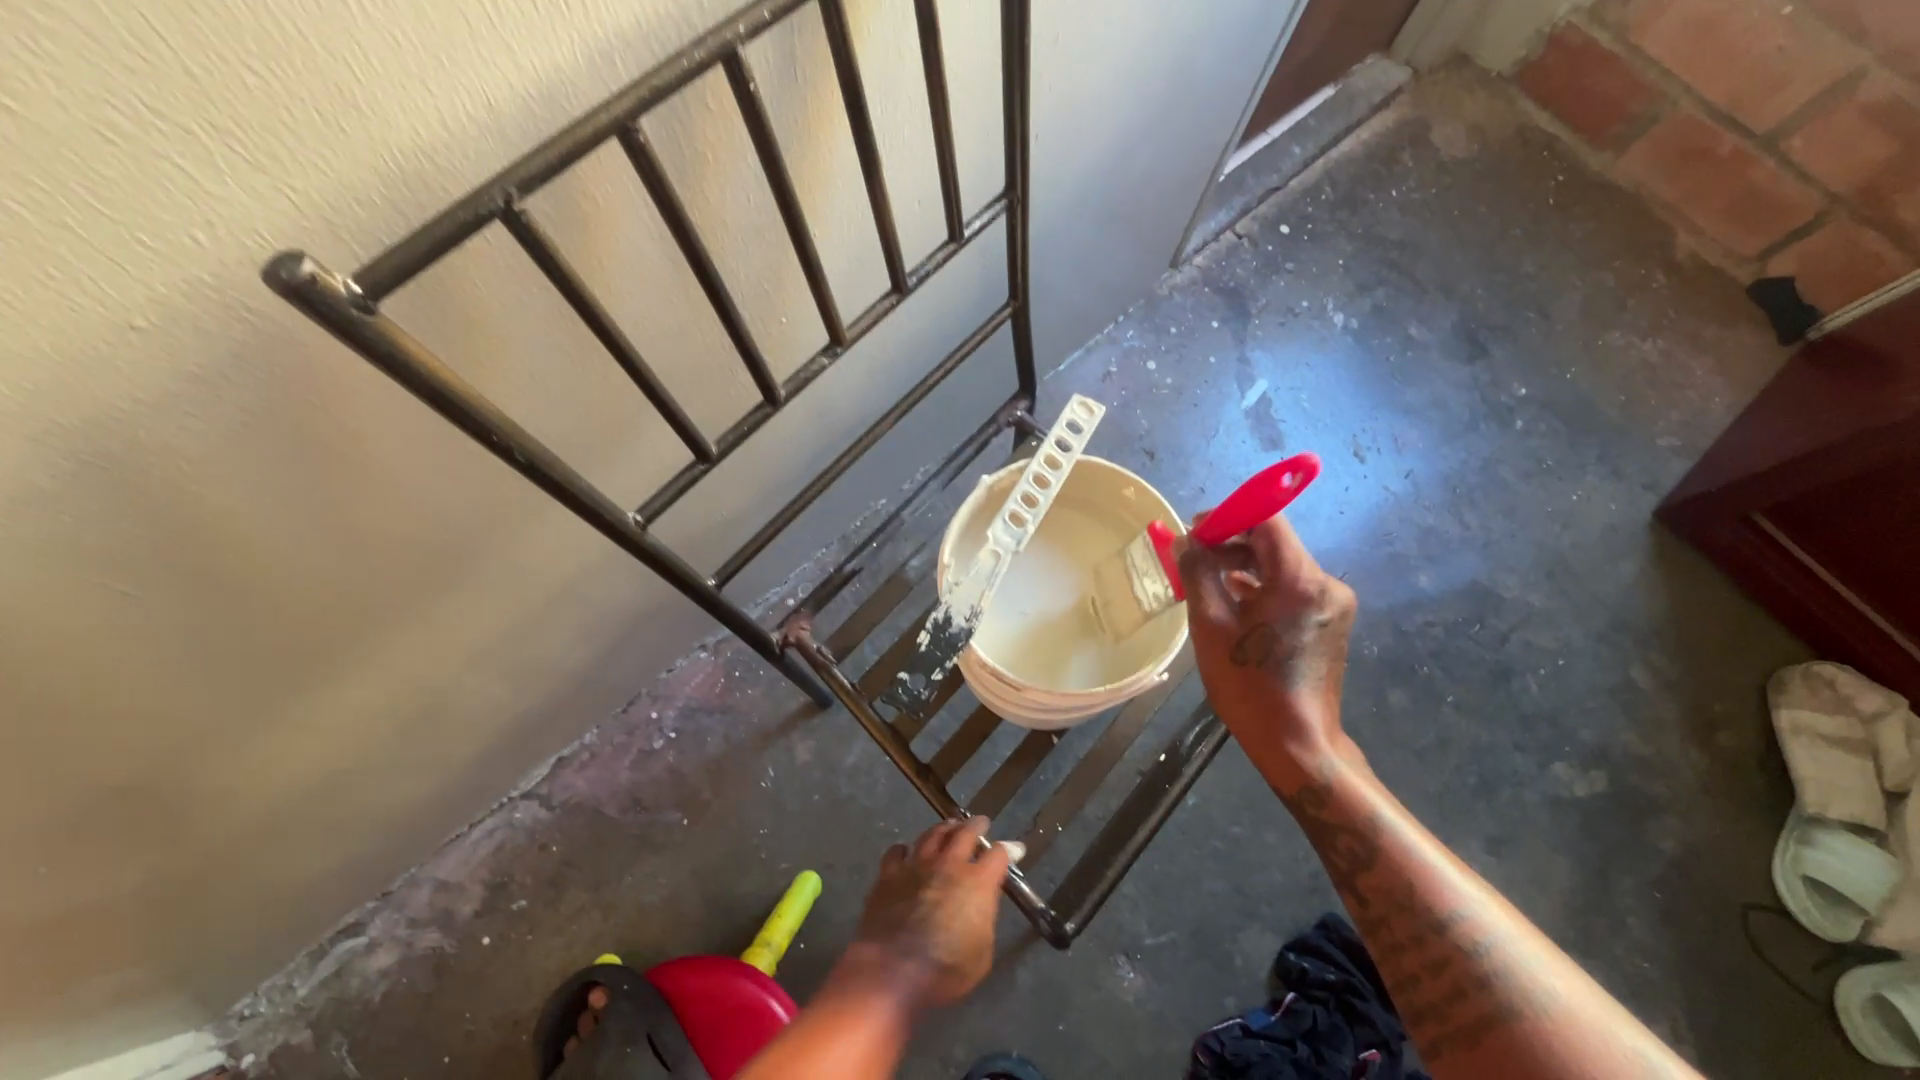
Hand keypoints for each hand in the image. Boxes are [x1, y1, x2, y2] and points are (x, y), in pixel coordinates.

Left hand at [843, 816, 1012, 1008]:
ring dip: (944, 828)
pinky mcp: (889, 875)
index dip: (1009, 851)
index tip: (1015, 849)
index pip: (998, 855)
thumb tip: (979, 907)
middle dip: (976, 826)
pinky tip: (904, 850)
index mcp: (978, 883)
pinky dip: (903, 849)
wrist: (892, 971)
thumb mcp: (982, 953)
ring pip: (932, 836)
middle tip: (981, 822)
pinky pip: (896, 853)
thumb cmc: (945, 970)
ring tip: (949, 826)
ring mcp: (916, 866)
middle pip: (965, 834)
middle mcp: (948, 865)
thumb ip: (984, 921)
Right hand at [1177, 513, 1357, 774]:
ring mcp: (1332, 603)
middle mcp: (1325, 583)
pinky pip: (1290, 589)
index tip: (1195, 533)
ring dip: (1243, 567)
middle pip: (1274, 542)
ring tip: (1206, 583)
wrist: (1297, 742)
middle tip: (1192, 560)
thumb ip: (1198, 572)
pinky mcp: (1330, 621)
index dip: (1229, 516)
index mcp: (1300, 579)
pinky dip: (1261, 588)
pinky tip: (1232, 603)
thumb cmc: (1250, 686)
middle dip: (1231, 544)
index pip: (1268, 519)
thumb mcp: (1211, 626)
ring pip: (1281, 566)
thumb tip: (1187, 541)